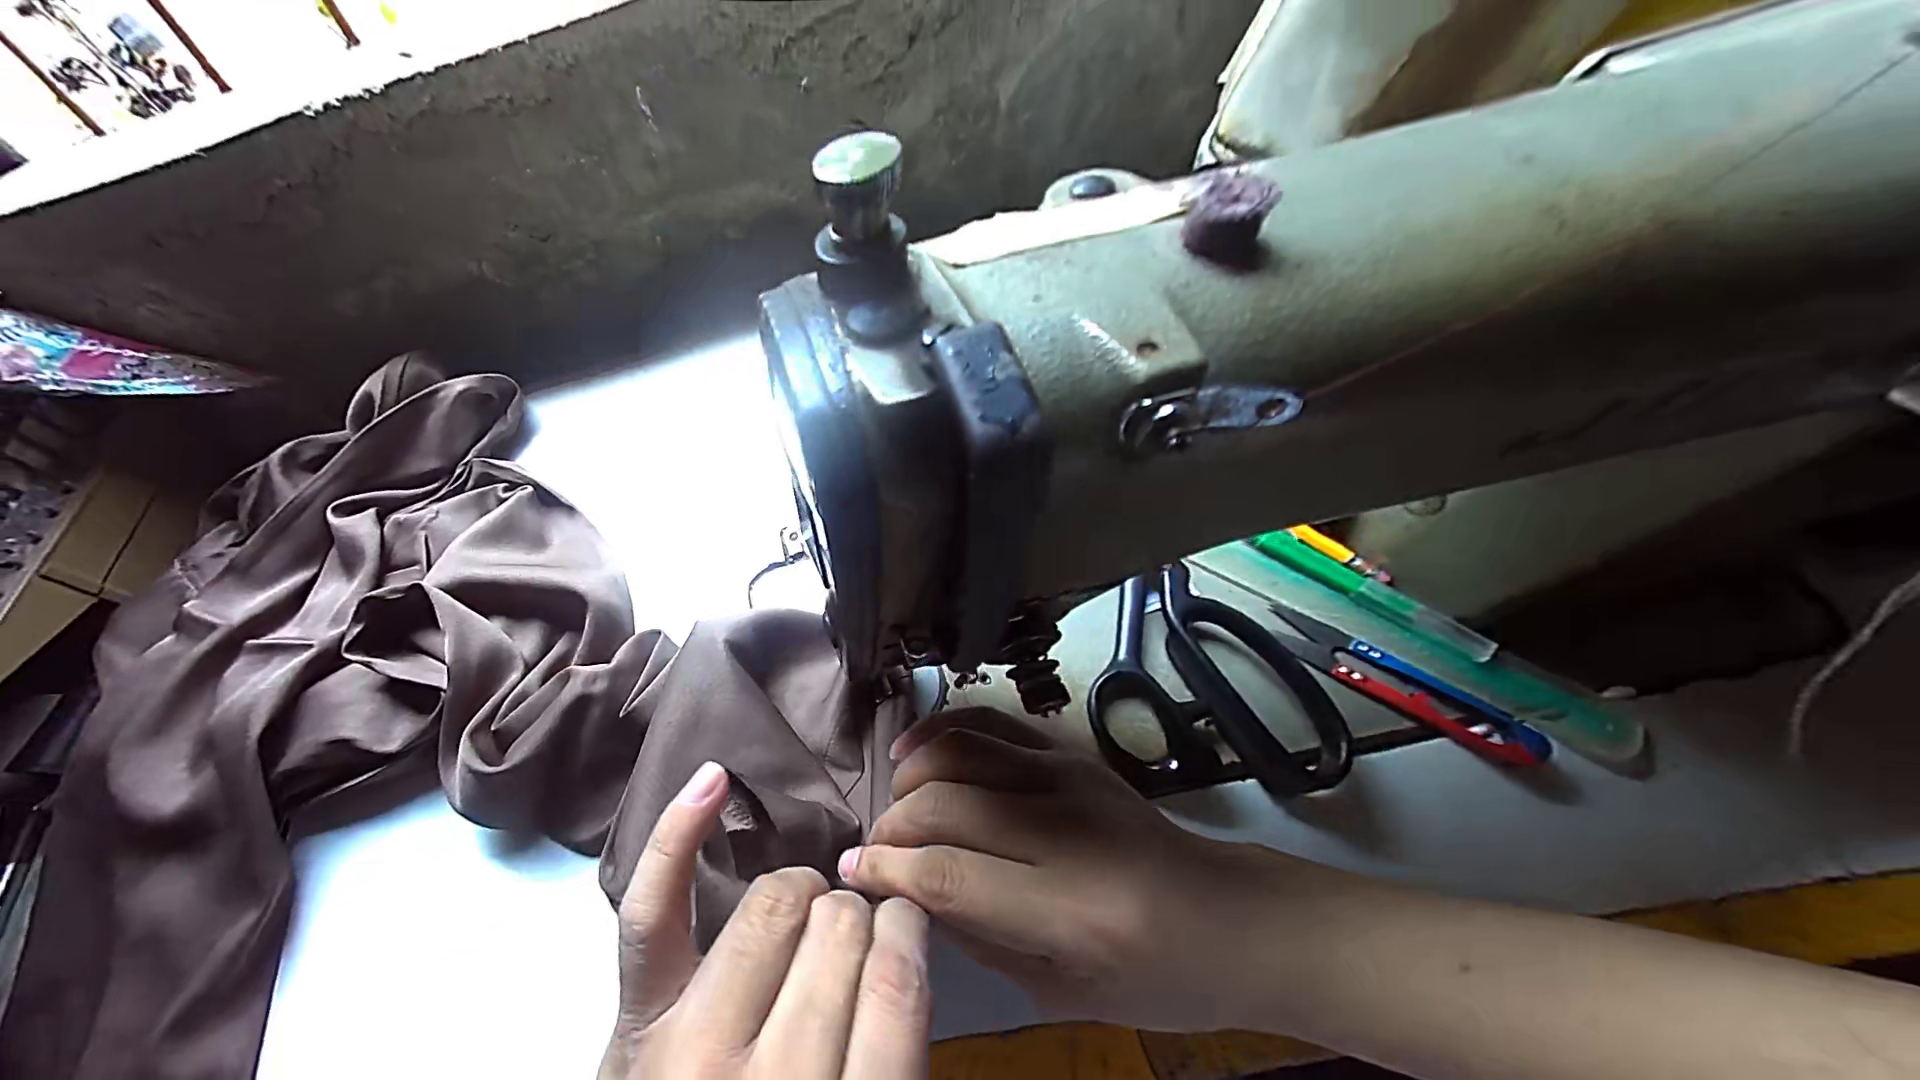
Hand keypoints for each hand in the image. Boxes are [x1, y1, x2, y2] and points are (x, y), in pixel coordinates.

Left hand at [601, 761, 931, 1078]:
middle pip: (838, 932)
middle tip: (850, 933)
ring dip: (805, 889)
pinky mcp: (636, 1014)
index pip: (895, 986)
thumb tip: (902, 931)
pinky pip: (654, 910)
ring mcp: (686, 1046)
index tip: (903, 918)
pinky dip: (679, 837)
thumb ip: (896, 1041)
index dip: (907, 931)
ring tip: (805, 913)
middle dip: (856, 913)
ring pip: (774, 903)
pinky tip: (713, 783)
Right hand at [837, 708, 1299, 1032]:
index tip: (851, 874)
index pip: (953, 874)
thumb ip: (977, 934)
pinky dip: (944, 728)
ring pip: (961, 750)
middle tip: (872, 850)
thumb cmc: (1152, 976)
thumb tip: (905, 885)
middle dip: (893, 826)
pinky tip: (916, 749)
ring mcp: (1070, 773)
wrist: (1222, 914)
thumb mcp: (1060, 989)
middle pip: (948, 803)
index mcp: (1076, 906)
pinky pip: (990, 721)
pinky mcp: (1070, 750)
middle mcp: (1071, 825)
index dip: (889, 871)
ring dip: (911, 774)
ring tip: (893, 805)